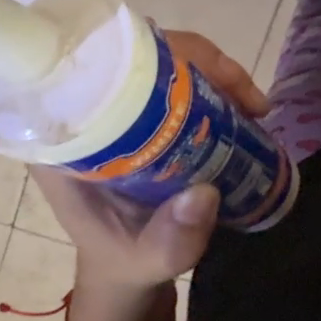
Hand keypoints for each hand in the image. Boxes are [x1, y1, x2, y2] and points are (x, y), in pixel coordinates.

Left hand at [28, 31, 265, 320]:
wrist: (125, 267)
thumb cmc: (124, 259)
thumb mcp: (147, 259)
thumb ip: (170, 240)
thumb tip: (204, 194)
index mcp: (66, 137)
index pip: (97, 68)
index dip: (151, 58)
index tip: (202, 77)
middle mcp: (86, 111)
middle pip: (139, 54)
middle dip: (200, 61)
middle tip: (246, 99)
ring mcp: (117, 108)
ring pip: (165, 61)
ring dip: (215, 71)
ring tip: (254, 105)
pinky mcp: (143, 112)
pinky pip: (179, 79)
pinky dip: (216, 83)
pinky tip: (247, 106)